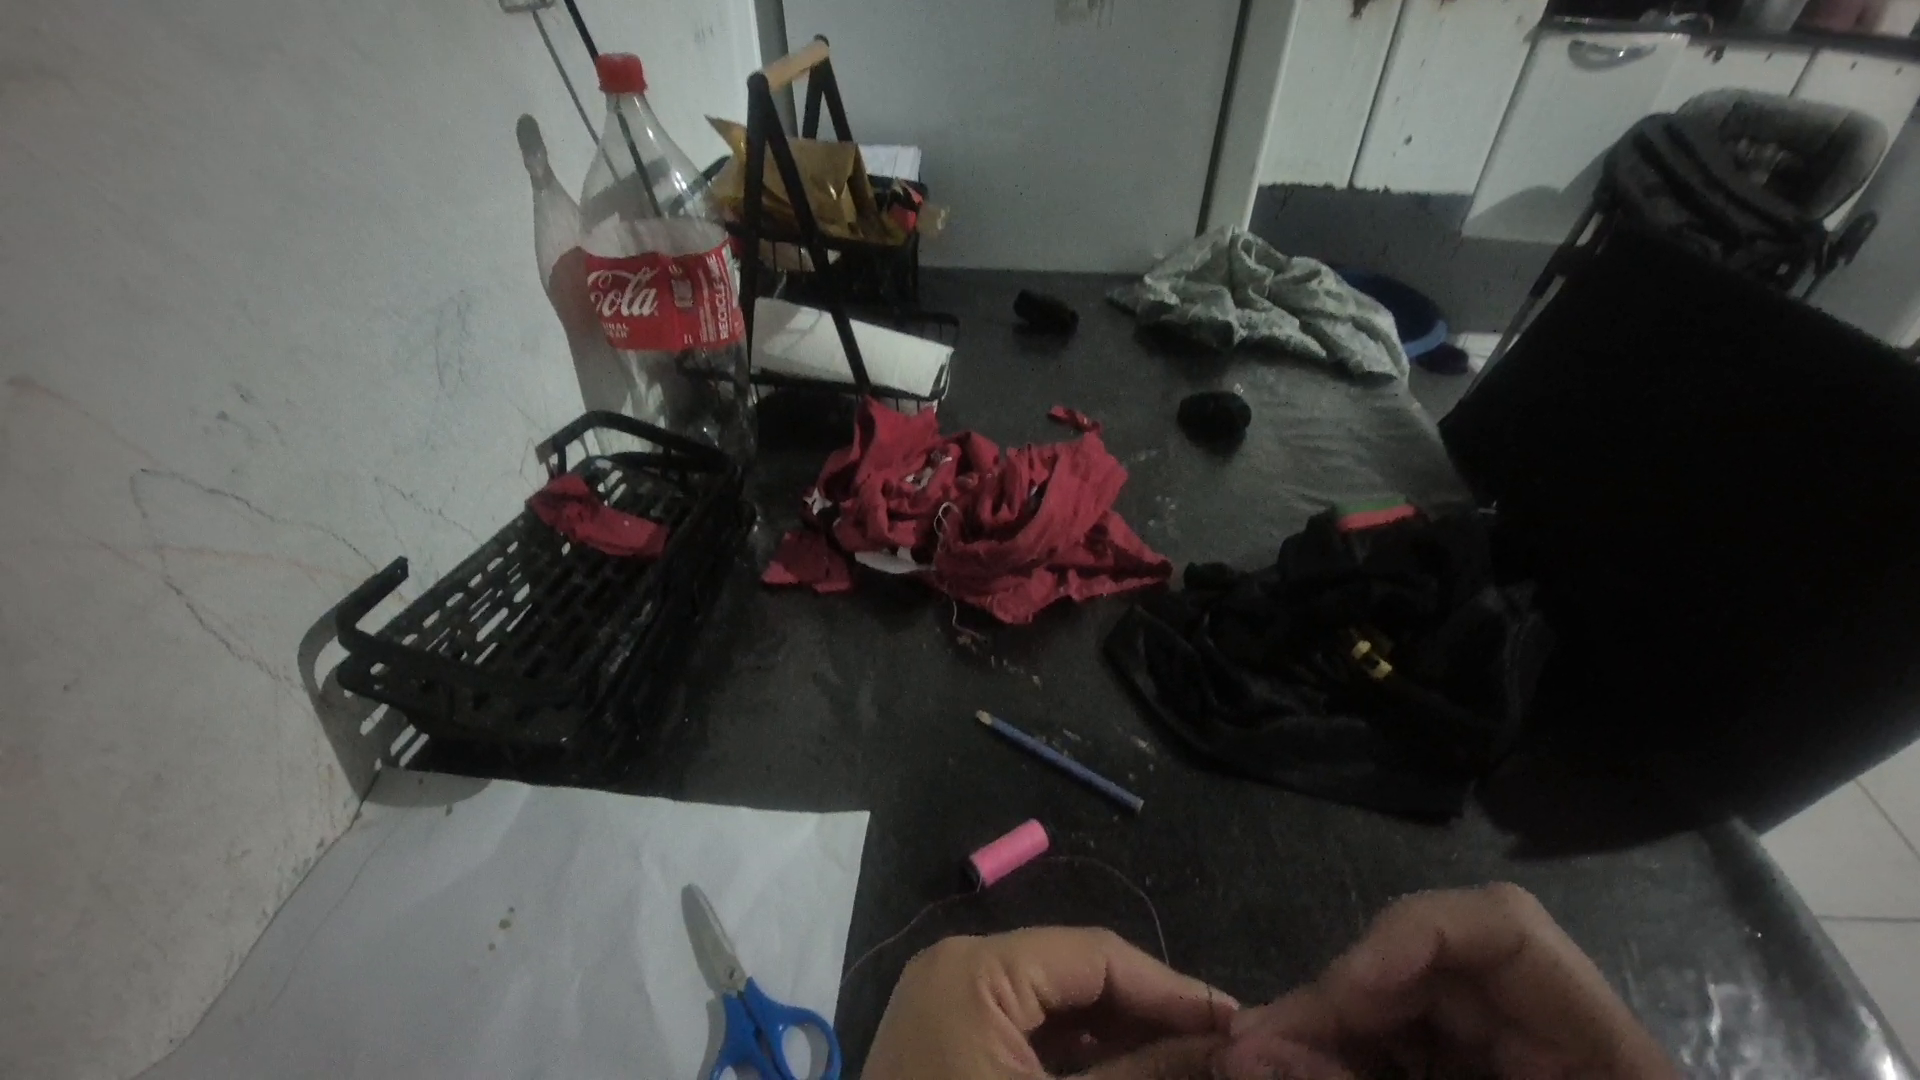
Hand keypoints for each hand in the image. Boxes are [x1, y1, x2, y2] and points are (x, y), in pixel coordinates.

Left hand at [863, 927, 1238, 1079]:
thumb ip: (1147, 1074)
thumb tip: (1225, 1047)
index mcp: (976, 968)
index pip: (1094, 955)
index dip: (1171, 987)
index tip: (1240, 1021)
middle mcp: (958, 966)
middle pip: (1075, 974)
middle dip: (1148, 1012)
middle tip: (1222, 1047)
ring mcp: (949, 1002)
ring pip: (1054, 1003)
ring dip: (1119, 1034)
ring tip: (1189, 1059)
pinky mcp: (949, 1040)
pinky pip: (1026, 1029)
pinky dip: (1079, 1053)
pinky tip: (1131, 1070)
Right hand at [1218, 884, 1677, 1079]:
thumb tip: (1246, 1053)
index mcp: (1602, 1054)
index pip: (1503, 930)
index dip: (1412, 934)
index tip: (1344, 988)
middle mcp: (1544, 1036)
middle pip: (1424, 968)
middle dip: (1336, 1000)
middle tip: (1258, 1045)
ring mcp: (1499, 1060)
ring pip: (1393, 1007)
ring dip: (1321, 1030)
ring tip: (1257, 1060)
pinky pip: (1390, 1049)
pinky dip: (1338, 1058)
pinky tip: (1294, 1069)